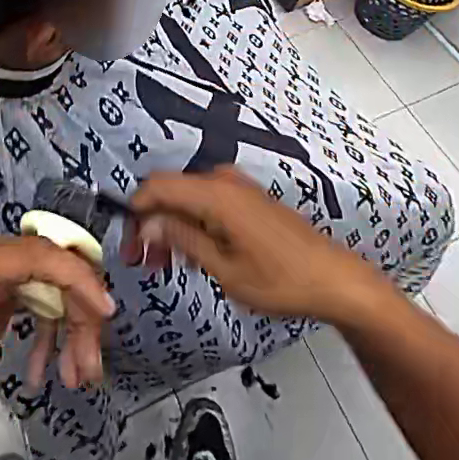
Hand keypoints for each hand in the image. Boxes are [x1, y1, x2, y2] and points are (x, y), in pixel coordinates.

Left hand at [0, 236, 115, 457]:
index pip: (42, 255)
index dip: (79, 278)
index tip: (103, 309)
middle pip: (58, 270)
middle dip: (81, 314)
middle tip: (91, 359)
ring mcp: (2, 274)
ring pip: (60, 286)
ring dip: (76, 327)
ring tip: (80, 370)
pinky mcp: (10, 290)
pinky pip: (50, 300)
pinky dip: (60, 332)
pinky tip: (54, 366)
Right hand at [126, 167, 392, 325]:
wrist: (330, 277)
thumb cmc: (281, 278)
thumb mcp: (222, 268)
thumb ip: (182, 239)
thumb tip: (147, 225)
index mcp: (216, 193)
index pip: (158, 185)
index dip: (135, 211)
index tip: (127, 243)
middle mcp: (225, 181)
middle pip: (171, 191)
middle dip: (151, 224)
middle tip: (142, 262)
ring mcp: (238, 187)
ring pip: (187, 198)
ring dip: (170, 227)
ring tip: (165, 266)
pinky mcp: (247, 198)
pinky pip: (207, 203)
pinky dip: (192, 224)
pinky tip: (192, 255)